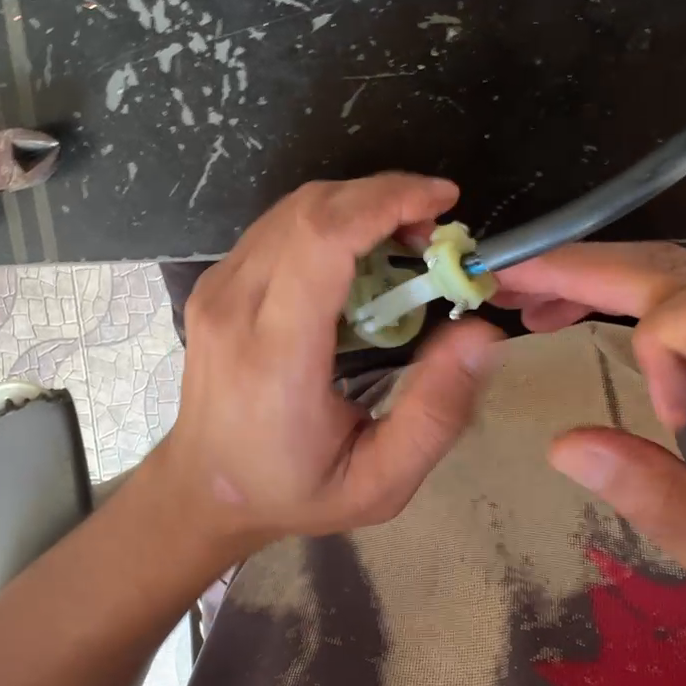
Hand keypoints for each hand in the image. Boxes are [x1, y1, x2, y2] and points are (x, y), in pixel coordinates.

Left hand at [151, 174, 504, 545]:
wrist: (204, 489)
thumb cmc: (295, 490)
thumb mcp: (381, 482)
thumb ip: (435, 413)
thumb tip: (481, 333)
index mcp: (275, 355)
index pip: (321, 240)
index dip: (385, 201)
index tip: (441, 202)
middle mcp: (235, 307)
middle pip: (309, 210)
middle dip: (381, 195)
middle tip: (432, 226)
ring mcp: (216, 289)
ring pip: (291, 209)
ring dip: (356, 203)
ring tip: (404, 235)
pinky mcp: (213, 283)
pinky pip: (276, 227)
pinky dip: (327, 220)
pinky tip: (359, 249)